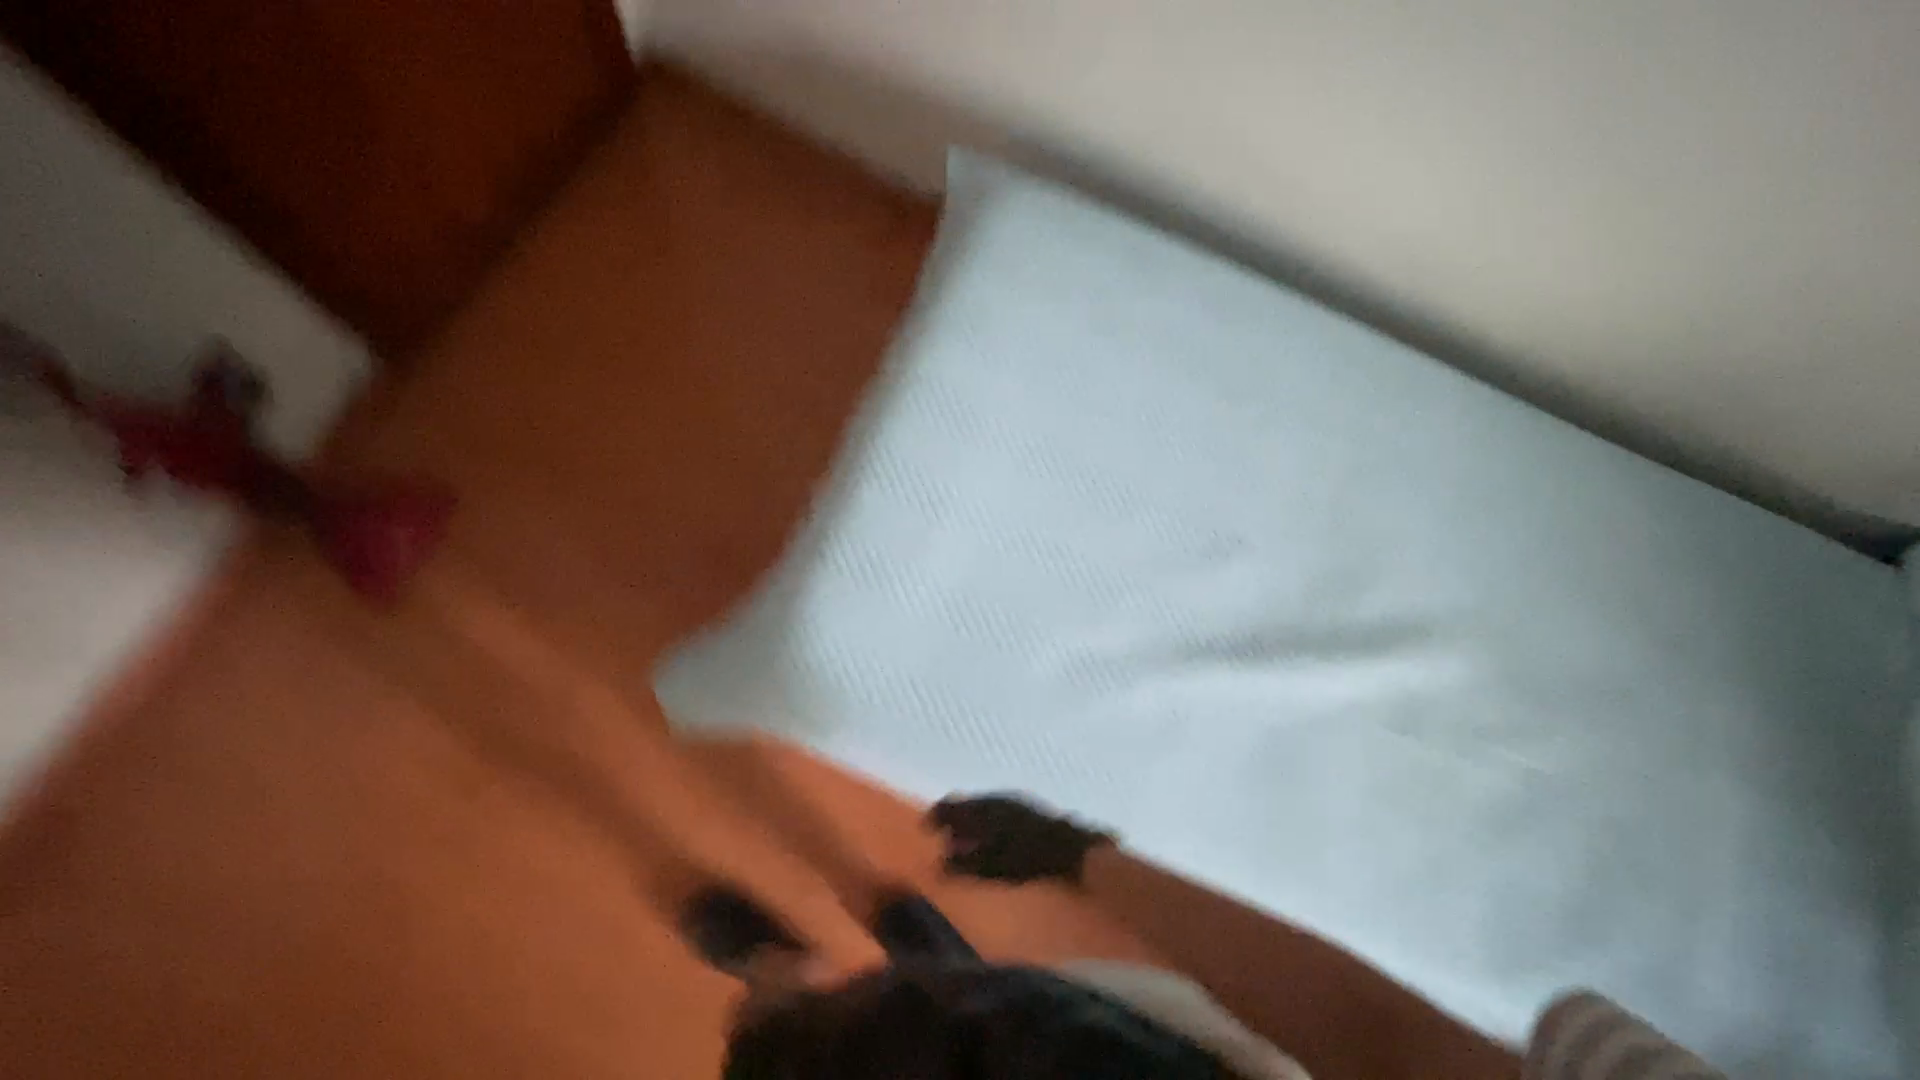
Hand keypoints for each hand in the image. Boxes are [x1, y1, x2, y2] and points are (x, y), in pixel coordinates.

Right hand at [926, 794, 1114, 884]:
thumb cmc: (1030, 859)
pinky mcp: (1033, 814)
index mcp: (984, 807)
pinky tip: (992, 840)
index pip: (951, 805)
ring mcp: (1019, 804)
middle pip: (968, 804)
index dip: (937, 815)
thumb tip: (939, 866)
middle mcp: (998, 799)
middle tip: (942, 834)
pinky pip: (1001, 814)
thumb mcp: (992, 865)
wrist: (1075, 852)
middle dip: (954, 817)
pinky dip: (989, 824)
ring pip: (985, 808)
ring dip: (972, 821)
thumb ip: (964, 864)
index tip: (926, 829)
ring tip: (964, 840)